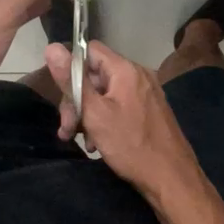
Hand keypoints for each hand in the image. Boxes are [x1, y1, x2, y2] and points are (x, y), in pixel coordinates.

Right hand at [45, 41, 204, 202]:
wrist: (171, 177)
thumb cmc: (131, 145)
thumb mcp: (95, 113)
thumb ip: (72, 81)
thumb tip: (52, 47)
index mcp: (126, 70)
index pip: (90, 51)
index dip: (71, 69)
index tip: (62, 96)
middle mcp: (138, 75)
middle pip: (96, 75)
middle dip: (76, 101)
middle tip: (67, 130)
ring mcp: (146, 92)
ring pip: (105, 94)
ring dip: (88, 115)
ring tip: (81, 141)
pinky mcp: (149, 110)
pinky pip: (119, 105)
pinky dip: (105, 120)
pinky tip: (97, 144)